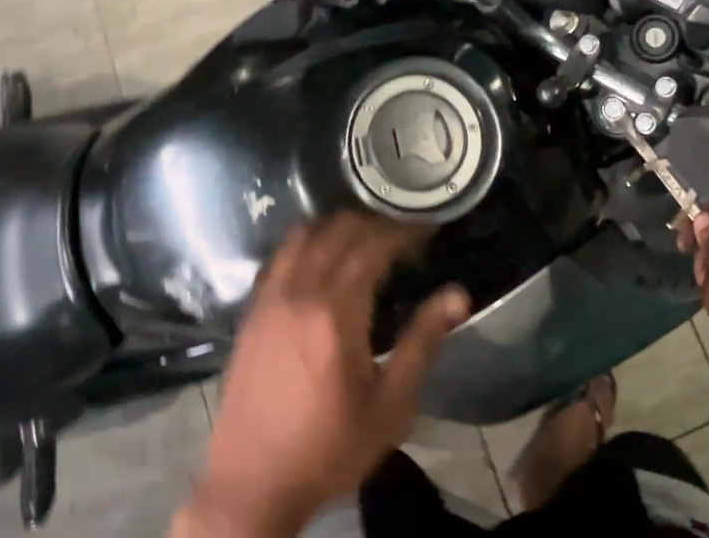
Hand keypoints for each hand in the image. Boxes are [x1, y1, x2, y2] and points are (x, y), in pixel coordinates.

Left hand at [183, 214, 470, 535]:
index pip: (373, 246)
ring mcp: (268, 301)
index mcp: (336, 312)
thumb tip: (458, 295)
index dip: (402, 231)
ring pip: (302, 237)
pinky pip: (279, 259)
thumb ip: (422, 342)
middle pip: (337, 232)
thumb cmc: (330, 449)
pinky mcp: (250, 315)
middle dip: (373, 223)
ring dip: (336, 228)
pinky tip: (321, 260)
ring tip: (364, 239)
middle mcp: (298, 293)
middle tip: (402, 234)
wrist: (252, 486)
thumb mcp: (390, 405)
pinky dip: (305, 245)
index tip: (426, 228)